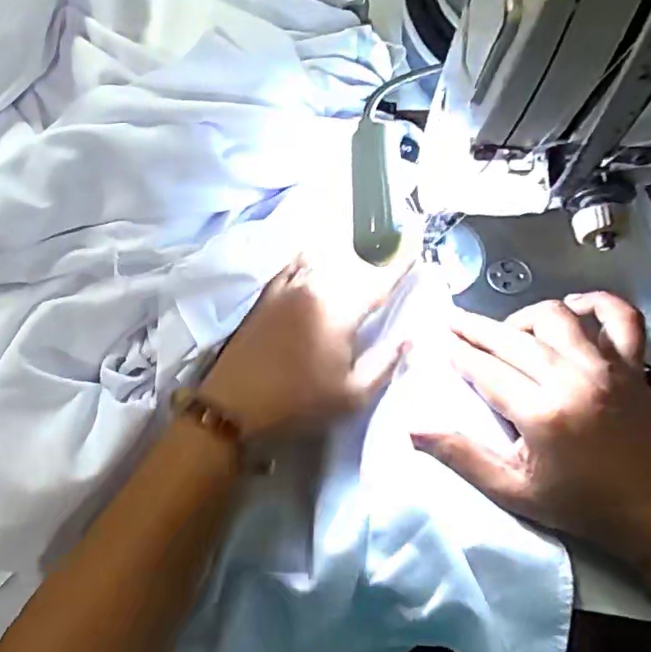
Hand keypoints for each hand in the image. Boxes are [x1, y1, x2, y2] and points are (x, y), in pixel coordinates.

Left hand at [197, 255, 410, 440]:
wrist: (234, 404)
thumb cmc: (298, 402)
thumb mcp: (351, 395)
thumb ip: (385, 363)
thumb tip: (410, 338)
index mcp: (339, 310)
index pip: (379, 281)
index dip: (401, 264)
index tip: (417, 247)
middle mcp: (314, 288)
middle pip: (352, 264)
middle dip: (375, 258)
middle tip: (392, 252)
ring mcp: (287, 288)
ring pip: (322, 260)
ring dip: (344, 255)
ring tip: (360, 253)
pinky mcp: (267, 294)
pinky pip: (294, 266)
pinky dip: (310, 258)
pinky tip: (314, 257)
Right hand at [412, 292, 650, 571]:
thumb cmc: (583, 506)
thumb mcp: (515, 491)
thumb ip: (463, 456)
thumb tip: (413, 429)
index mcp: (542, 412)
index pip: (486, 369)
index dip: (458, 352)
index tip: (438, 340)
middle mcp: (573, 377)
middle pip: (513, 338)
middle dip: (477, 328)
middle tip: (453, 322)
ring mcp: (607, 366)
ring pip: (557, 316)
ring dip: (526, 317)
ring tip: (509, 332)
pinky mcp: (634, 364)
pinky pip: (620, 317)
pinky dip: (598, 304)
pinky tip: (576, 307)